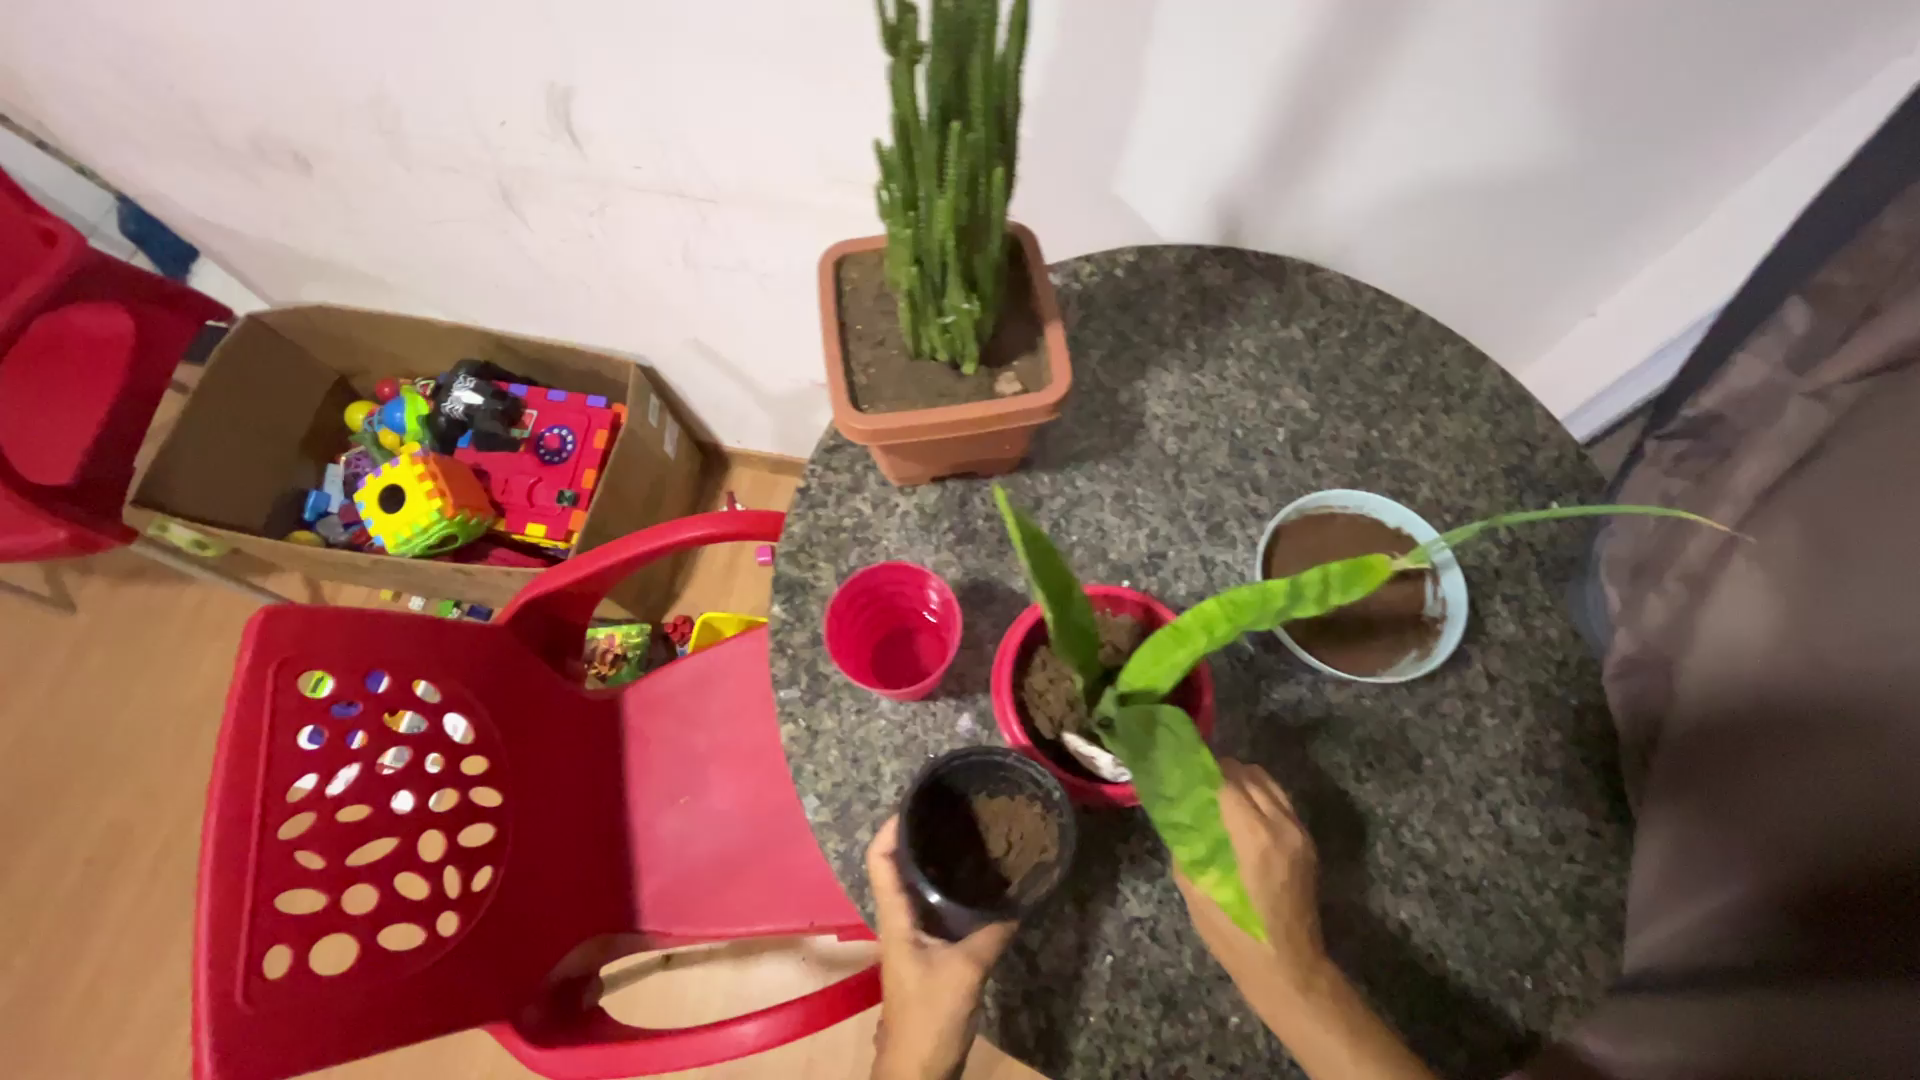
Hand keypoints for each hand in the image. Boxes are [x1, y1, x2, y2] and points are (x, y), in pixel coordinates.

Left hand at [866, 816, 1017, 1079]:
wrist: (917, 1070)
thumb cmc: (930, 1016)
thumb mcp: (966, 971)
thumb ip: (992, 931)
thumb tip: (1022, 896)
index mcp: (895, 917)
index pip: (880, 860)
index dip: (891, 827)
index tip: (916, 801)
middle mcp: (899, 919)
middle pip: (898, 866)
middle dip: (918, 836)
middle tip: (951, 812)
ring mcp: (912, 936)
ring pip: (916, 886)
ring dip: (933, 861)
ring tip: (965, 835)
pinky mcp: (927, 952)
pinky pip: (934, 907)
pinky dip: (949, 889)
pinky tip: (975, 883)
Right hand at [1175, 759, 1331, 1004]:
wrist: (1290, 968)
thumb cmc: (1236, 934)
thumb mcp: (1196, 890)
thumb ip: (1187, 846)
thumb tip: (1178, 816)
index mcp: (1255, 837)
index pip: (1228, 782)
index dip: (1202, 770)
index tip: (1180, 767)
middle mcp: (1282, 826)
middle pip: (1250, 774)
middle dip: (1221, 770)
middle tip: (1195, 780)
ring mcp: (1299, 833)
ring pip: (1269, 782)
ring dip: (1242, 779)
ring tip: (1217, 792)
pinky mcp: (1306, 842)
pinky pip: (1280, 801)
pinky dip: (1259, 794)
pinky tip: (1239, 811)